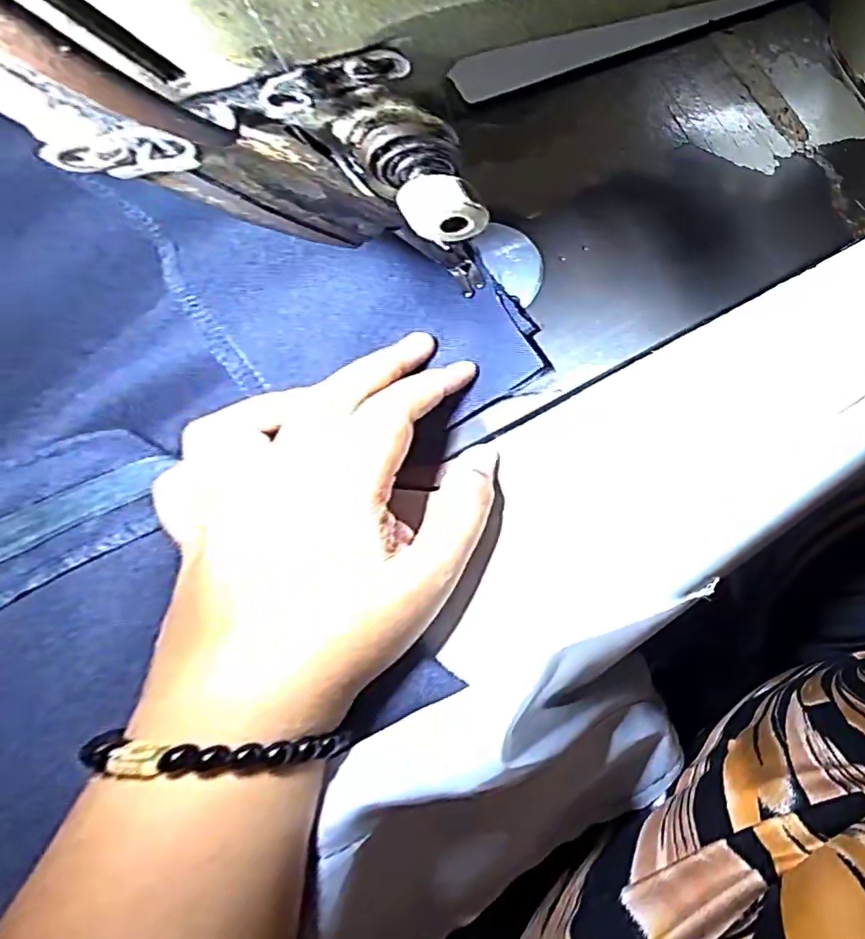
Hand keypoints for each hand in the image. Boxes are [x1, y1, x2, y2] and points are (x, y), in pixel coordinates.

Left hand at [133, 334, 496, 741]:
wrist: (243, 705)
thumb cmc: (348, 637)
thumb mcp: (432, 577)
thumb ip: (466, 510)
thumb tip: (478, 464)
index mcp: (331, 486)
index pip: (387, 413)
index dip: (431, 386)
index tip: (464, 371)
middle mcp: (269, 479)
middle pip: (327, 398)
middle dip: (380, 366)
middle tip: (419, 348)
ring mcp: (222, 501)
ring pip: (246, 420)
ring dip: (302, 396)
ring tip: (341, 397)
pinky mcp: (196, 528)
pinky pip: (195, 466)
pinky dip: (232, 444)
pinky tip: (262, 452)